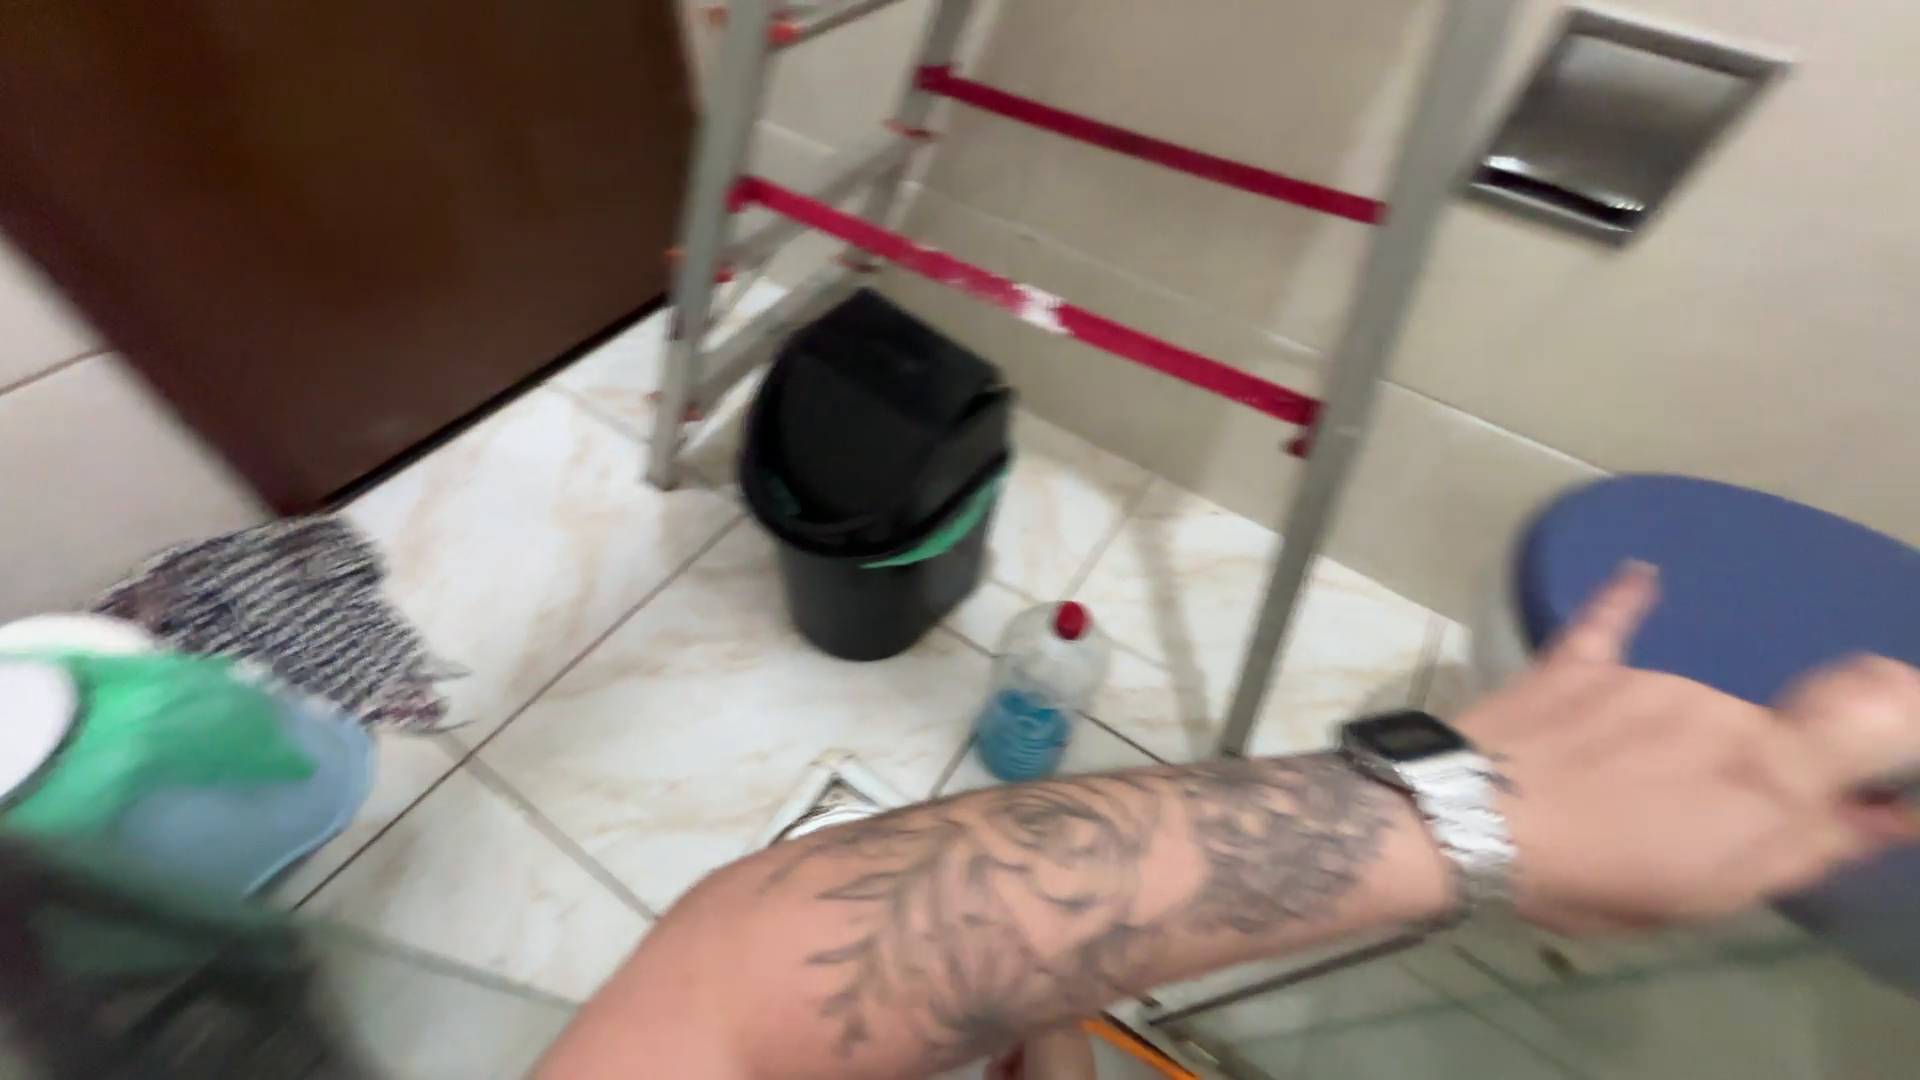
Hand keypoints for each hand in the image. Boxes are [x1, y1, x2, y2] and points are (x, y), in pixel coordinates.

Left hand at [1456, 563, 1919, 934]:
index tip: (1896, 718)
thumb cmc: (1590, 875)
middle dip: (1743, 765)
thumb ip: (1808, 843)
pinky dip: (1625, 596)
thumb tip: (1885, 811)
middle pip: (1762, 727)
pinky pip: (1607, 621)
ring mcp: (1638, 680)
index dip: (1901, 711)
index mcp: (1769, 772)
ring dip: (1668, 733)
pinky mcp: (1569, 664)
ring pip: (1687, 700)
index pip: (1881, 714)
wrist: (1461, 819)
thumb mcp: (1714, 890)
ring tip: (1605, 777)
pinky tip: (1641, 572)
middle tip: (1673, 811)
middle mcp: (1715, 708)